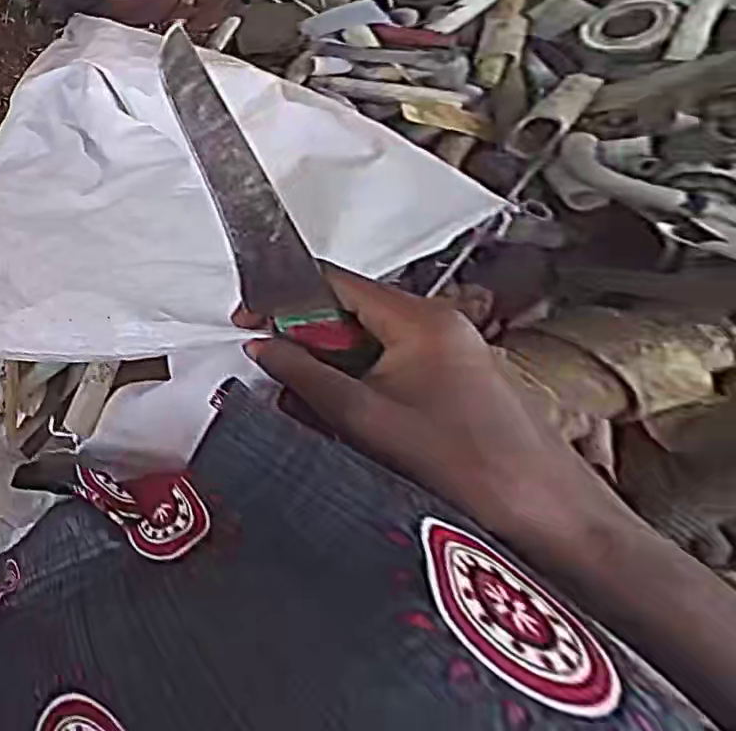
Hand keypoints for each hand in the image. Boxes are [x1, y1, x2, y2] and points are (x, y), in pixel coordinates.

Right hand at [236, 267, 638, 564]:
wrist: (560, 527)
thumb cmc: (474, 468)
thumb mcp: (360, 415)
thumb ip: (299, 372)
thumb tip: (260, 346)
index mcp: (422, 319)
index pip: (329, 281)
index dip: (280, 297)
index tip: (249, 321)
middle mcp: (439, 326)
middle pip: (342, 311)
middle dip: (302, 339)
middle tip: (276, 368)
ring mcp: (449, 353)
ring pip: (359, 341)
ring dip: (326, 366)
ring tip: (312, 401)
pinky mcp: (451, 380)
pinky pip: (381, 364)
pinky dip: (352, 382)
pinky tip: (344, 414)